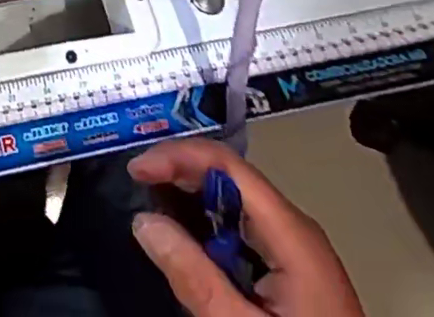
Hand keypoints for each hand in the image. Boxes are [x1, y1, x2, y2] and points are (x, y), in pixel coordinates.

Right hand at [128, 138, 364, 316]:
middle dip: (180, 172)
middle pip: (231, 176)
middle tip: (136, 185)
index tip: (136, 171)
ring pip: (235, 201)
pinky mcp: (293, 272)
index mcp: (292, 234)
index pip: (227, 165)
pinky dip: (208, 225)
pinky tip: (185, 241)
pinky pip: (243, 229)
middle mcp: (296, 229)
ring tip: (151, 205)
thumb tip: (143, 220)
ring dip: (191, 198)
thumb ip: (193, 277)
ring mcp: (297, 250)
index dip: (178, 157)